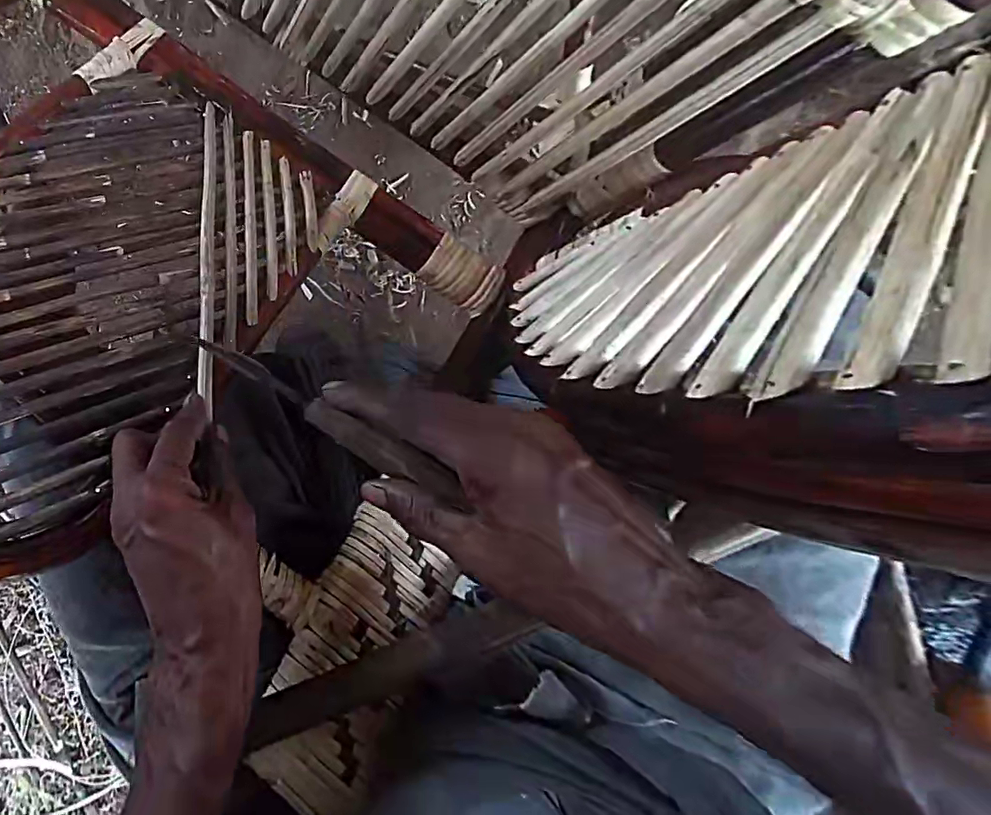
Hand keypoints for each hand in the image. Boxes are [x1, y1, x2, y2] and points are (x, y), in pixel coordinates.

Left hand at [110, 396, 259, 662]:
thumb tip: (216, 440)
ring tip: (190, 471)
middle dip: (158, 434)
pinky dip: (148, 480)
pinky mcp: (120, 533)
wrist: (201, 641)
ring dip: (153, 457)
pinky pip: (129, 489)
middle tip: (191, 443)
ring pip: (125, 464)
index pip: (172, 436)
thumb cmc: (226, 588)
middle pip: (130, 441)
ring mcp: (119, 518)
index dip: (190, 415)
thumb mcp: (237, 519)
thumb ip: (222, 471)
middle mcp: (130, 500)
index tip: (201, 403)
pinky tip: (179, 493)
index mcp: (160, 494)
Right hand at [322, 385, 990, 814]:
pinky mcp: (555, 440)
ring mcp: (540, 430)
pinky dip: (448, 419)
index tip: (329, 391)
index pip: (411, 415)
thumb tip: (370, 487)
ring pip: (460, 406)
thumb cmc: (561, 583)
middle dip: (384, 400)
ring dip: (416, 408)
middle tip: (344, 399)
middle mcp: (514, 428)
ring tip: (378, 414)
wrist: (662, 599)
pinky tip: (433, 432)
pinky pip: (485, 417)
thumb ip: (419, 511)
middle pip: (432, 402)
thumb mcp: (479, 554)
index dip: (365, 402)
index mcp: (490, 453)